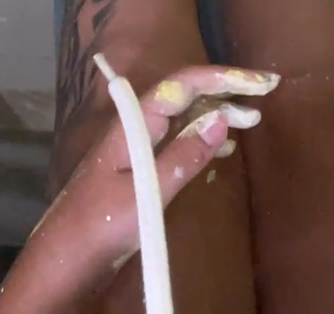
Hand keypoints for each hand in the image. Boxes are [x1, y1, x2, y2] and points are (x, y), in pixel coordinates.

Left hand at [0, 65, 279, 311]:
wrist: (66, 256)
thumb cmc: (101, 223)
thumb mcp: (147, 193)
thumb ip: (183, 156)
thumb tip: (221, 119)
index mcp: (136, 121)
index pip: (183, 84)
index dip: (222, 76)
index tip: (258, 80)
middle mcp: (139, 125)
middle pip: (186, 94)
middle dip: (226, 88)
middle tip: (266, 90)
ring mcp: (140, 145)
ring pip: (186, 117)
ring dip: (220, 112)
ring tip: (254, 117)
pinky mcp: (143, 167)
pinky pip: (180, 141)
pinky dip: (207, 138)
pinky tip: (226, 146)